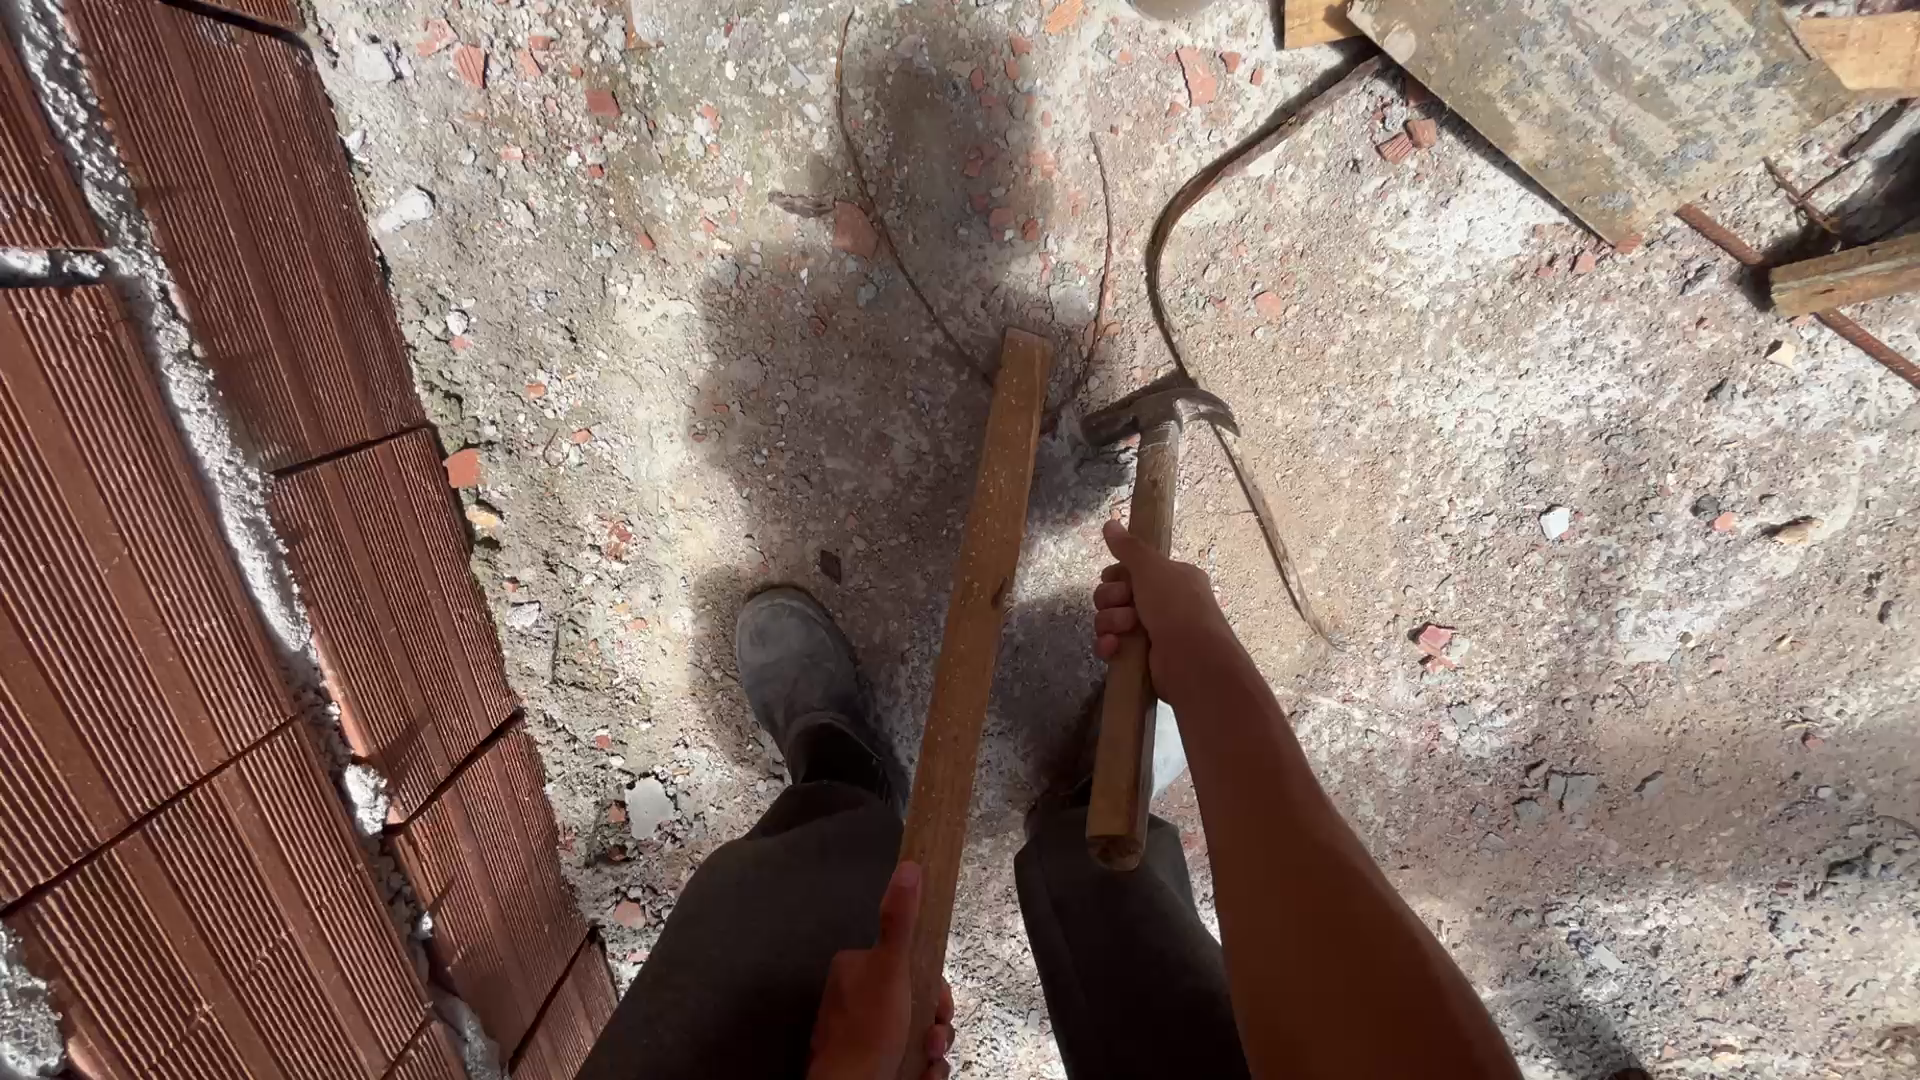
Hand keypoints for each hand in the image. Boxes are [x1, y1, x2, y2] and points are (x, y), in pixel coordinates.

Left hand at [807, 862, 954, 1079]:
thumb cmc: (869, 1028)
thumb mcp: (890, 966)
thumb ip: (900, 919)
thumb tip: (909, 866)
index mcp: (855, 970)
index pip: (906, 965)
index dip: (933, 984)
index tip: (941, 1003)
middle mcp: (855, 1001)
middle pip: (915, 1001)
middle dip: (935, 1021)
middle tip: (936, 1036)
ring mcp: (862, 1038)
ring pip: (915, 1032)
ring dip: (933, 1048)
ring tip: (929, 1062)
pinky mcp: (870, 1068)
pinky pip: (906, 1061)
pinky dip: (922, 1070)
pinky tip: (922, 1076)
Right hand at [1092, 518, 1244, 706]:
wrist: (1193, 661)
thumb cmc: (1177, 607)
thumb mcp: (1152, 569)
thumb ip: (1128, 548)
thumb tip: (1109, 522)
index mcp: (1170, 578)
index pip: (1130, 570)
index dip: (1116, 575)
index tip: (1118, 579)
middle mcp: (1161, 603)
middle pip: (1114, 594)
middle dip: (1111, 599)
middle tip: (1125, 604)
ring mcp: (1150, 632)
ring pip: (1109, 619)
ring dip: (1110, 622)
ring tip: (1126, 630)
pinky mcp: (1139, 657)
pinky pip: (1111, 645)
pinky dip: (1109, 645)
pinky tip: (1114, 648)